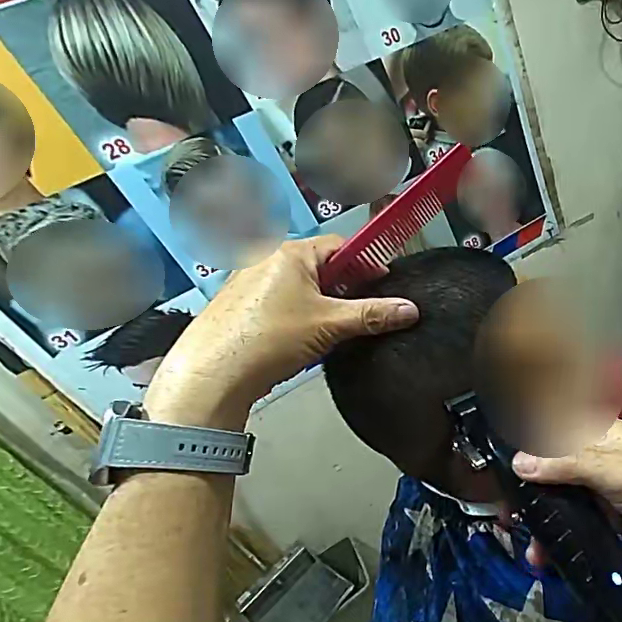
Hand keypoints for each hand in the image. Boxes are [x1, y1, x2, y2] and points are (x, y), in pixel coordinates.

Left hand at [143, 237, 417, 429]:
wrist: (211, 375)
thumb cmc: (268, 339)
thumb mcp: (332, 325)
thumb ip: (374, 314)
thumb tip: (410, 309)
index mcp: (290, 252)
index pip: (342, 246)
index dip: (366, 264)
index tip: (382, 285)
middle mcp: (266, 258)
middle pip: (321, 266)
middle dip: (343, 288)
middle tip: (359, 313)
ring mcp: (247, 281)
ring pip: (300, 286)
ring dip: (321, 304)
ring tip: (329, 331)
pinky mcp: (238, 305)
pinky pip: (280, 301)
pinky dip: (297, 315)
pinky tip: (300, 340)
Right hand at [510, 421, 621, 561]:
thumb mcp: (618, 471)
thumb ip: (569, 466)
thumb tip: (517, 462)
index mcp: (598, 435)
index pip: (552, 424)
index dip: (523, 432)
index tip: (492, 452)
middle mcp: (592, 459)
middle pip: (547, 466)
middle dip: (522, 487)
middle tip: (502, 511)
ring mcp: (596, 491)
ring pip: (554, 499)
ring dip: (535, 517)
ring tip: (519, 538)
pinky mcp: (602, 520)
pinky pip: (568, 525)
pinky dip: (553, 539)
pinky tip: (541, 557)